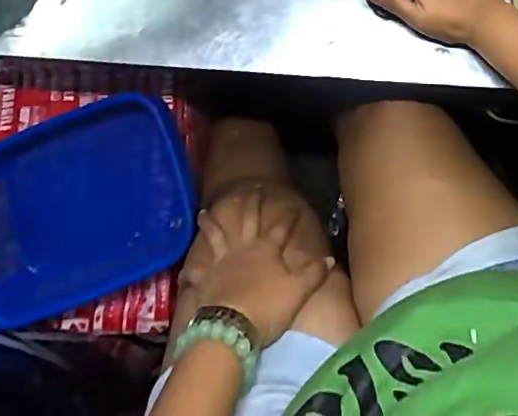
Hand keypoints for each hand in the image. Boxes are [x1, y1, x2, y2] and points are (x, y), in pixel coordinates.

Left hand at [183, 186, 332, 346]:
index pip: (282, 228)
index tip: (294, 206)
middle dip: (251, 204)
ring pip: (215, 236)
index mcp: (267, 249)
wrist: (231, 327)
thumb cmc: (267, 307)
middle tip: (250, 189)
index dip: (289, 217)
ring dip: (210, 224)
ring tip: (203, 211)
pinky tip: (185, 265)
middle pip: (248, 220)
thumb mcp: (298, 291)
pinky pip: (195, 270)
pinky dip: (190, 267)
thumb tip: (332, 258)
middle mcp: (244, 247)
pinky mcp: (203, 278)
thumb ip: (315, 273)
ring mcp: (221, 261)